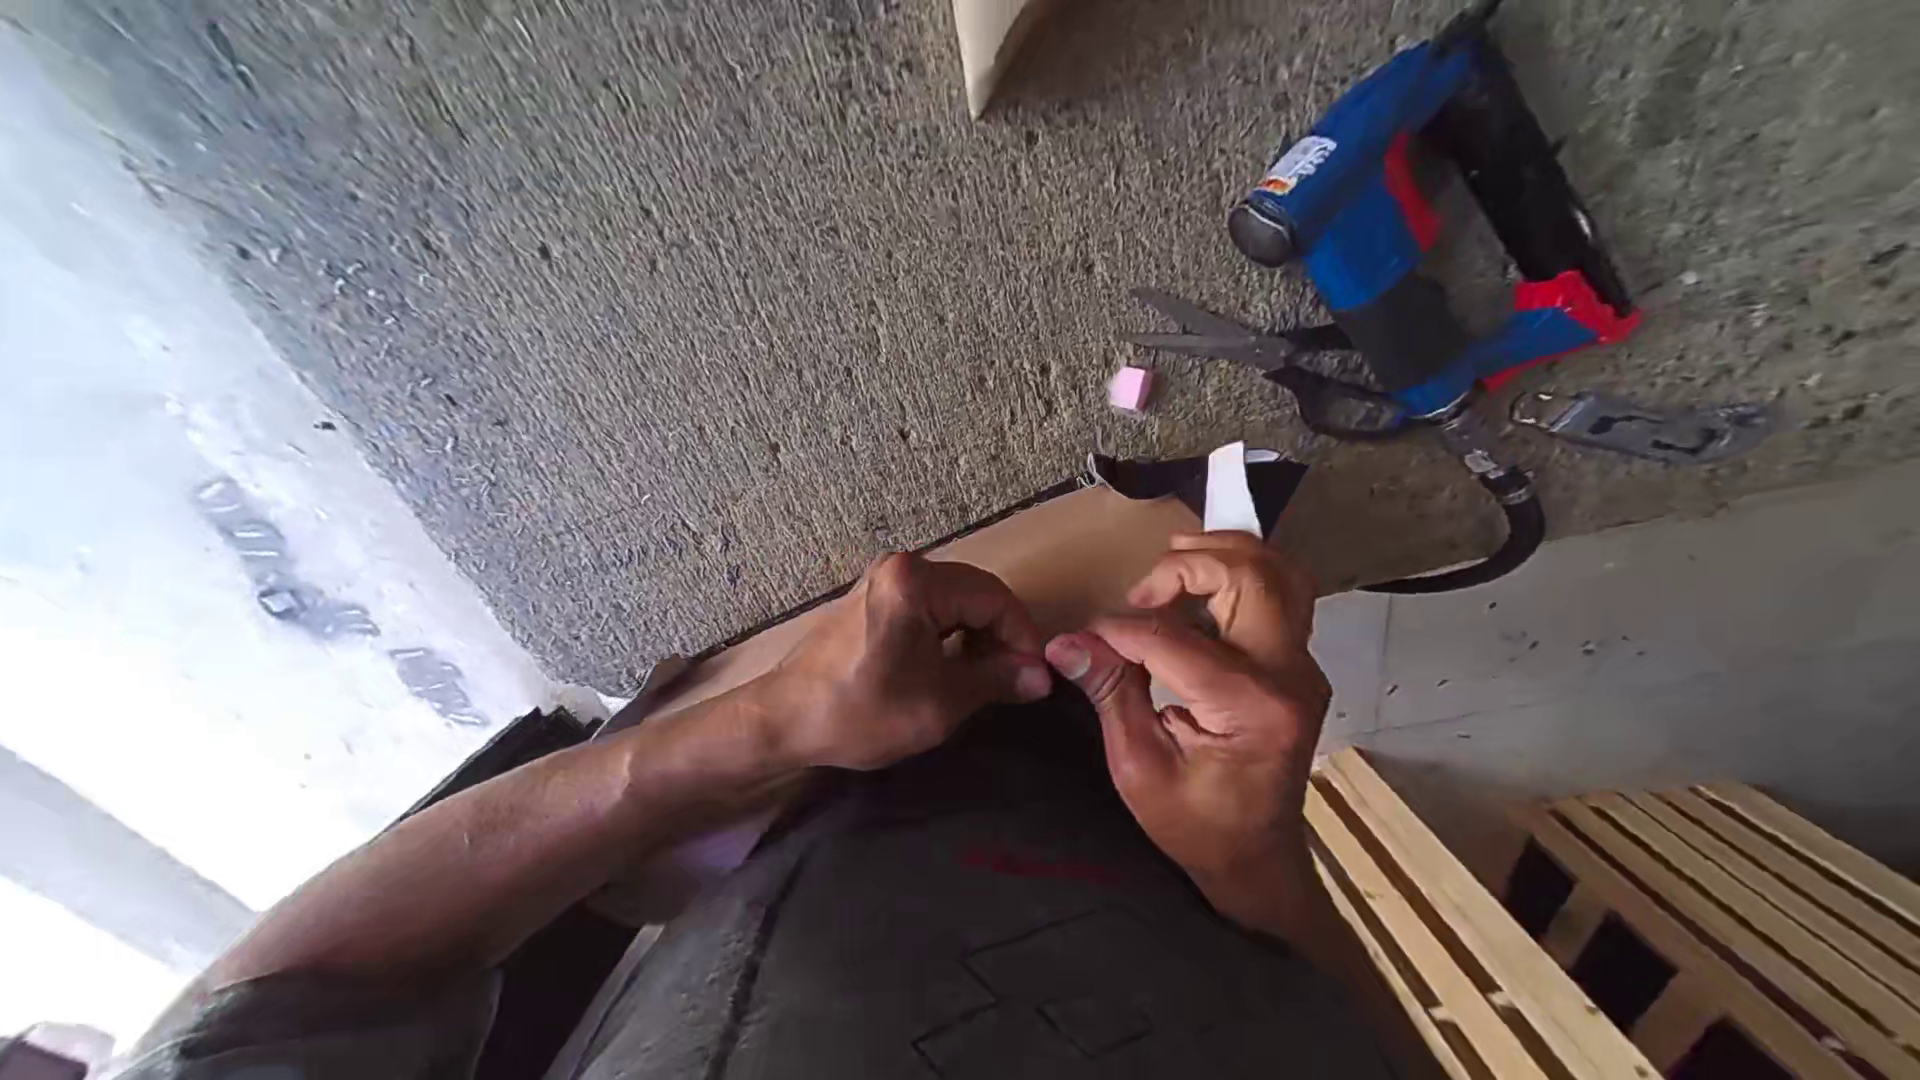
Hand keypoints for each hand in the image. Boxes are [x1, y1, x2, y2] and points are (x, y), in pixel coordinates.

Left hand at [756, 553, 1052, 770]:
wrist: (783, 719)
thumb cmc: (858, 712)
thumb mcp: (938, 704)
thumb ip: (995, 681)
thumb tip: (1041, 676)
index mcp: (916, 581)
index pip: (994, 598)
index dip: (1022, 637)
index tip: (1035, 678)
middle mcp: (901, 566)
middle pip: (975, 592)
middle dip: (1001, 636)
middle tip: (1013, 681)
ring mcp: (884, 578)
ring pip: (955, 599)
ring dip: (977, 635)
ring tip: (985, 678)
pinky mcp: (873, 594)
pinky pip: (929, 604)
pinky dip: (950, 632)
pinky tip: (952, 666)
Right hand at [1044, 532, 1329, 930]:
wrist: (1257, 858)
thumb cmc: (1195, 825)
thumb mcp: (1137, 765)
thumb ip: (1109, 690)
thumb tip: (1064, 642)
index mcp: (1248, 707)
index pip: (1172, 636)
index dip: (1118, 629)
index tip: (1086, 639)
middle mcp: (1288, 676)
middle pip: (1249, 578)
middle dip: (1185, 568)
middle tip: (1140, 593)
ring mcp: (1301, 667)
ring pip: (1278, 573)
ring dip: (1222, 556)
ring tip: (1171, 565)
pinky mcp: (1297, 664)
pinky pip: (1279, 594)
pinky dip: (1239, 573)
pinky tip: (1198, 586)